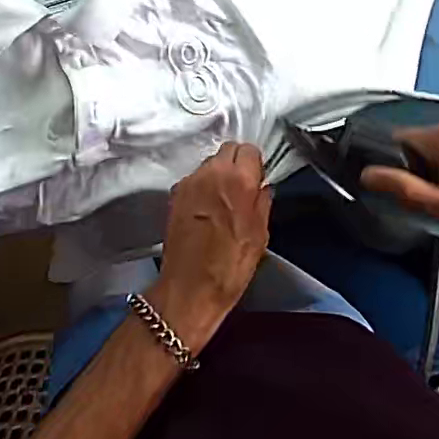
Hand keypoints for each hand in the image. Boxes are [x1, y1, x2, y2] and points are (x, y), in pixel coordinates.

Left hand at [147, 142, 271, 348]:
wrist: (190, 289)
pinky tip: (206, 209)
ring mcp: (190, 181)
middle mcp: (212, 173)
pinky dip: (202, 185)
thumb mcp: (260, 235)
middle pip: (228, 150)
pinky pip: (194, 178)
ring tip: (223, 200)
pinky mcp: (175, 193)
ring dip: (219, 173)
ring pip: (210, 162)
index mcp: (239, 180)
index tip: (257, 178)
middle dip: (237, 163)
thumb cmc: (229, 267)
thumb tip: (263, 188)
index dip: (255, 163)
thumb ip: (263, 203)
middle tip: (242, 187)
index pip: (249, 149)